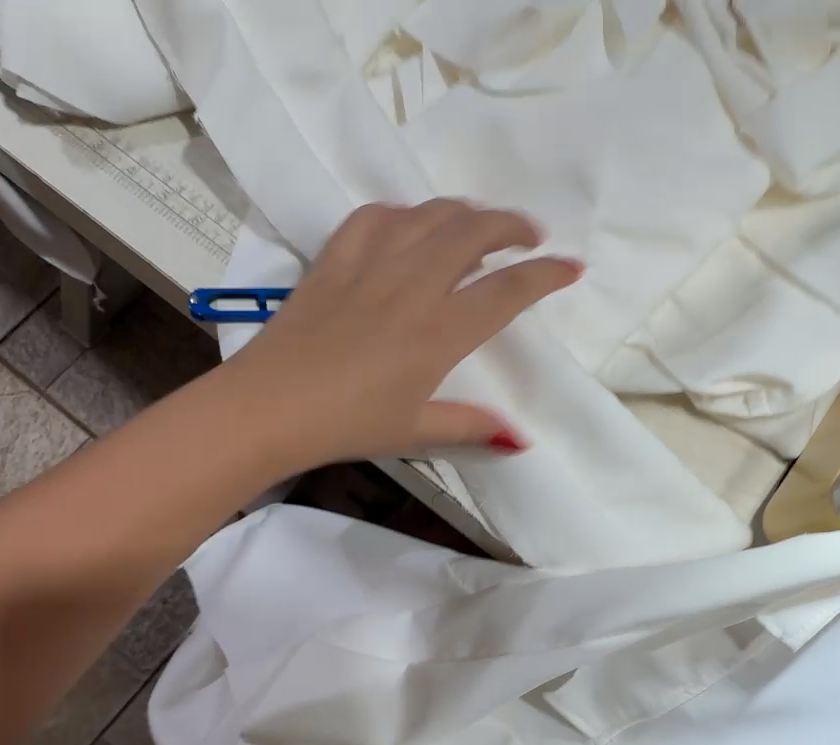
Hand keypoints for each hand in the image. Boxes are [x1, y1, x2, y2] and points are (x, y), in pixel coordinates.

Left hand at [222, 199, 580, 462]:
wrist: (269, 407)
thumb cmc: (345, 425)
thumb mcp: (413, 432)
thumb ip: (468, 425)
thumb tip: (518, 438)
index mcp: (440, 332)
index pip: (508, 291)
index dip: (547, 275)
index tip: (570, 267)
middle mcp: (413, 285)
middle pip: (474, 232)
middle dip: (511, 225)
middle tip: (526, 236)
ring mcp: (371, 265)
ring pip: (428, 214)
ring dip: (462, 211)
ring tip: (475, 225)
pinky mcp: (333, 260)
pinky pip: (373, 217)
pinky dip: (400, 213)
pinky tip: (405, 224)